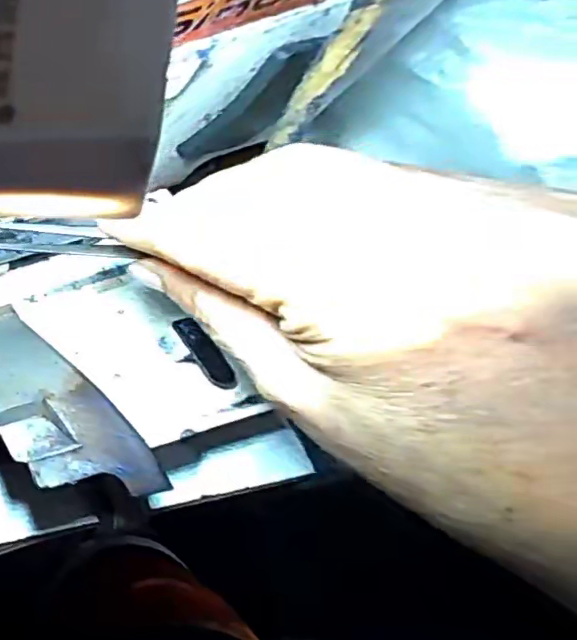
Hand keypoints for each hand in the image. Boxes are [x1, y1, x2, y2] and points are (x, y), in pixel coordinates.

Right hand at [104, 144, 576, 599]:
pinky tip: (293, 228)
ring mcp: (499, 211)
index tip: (108, 228)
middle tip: (157, 235)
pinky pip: (382, 175)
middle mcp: (446, 237)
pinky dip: (315, 193)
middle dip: (197, 204)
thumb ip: (227, 318)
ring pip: (324, 168)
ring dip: (249, 194)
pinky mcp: (529, 204)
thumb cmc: (465, 471)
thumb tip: (160, 265)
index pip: (224, 237)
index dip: (153, 230)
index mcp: (377, 304)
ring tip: (215, 230)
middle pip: (272, 183)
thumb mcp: (313, 404)